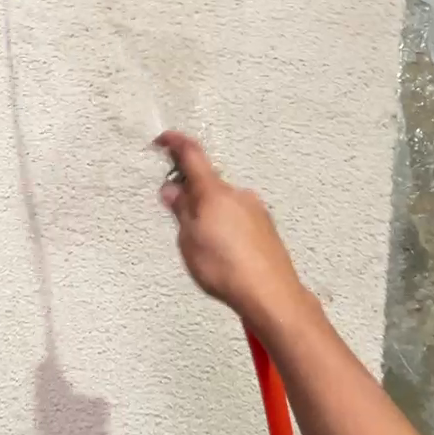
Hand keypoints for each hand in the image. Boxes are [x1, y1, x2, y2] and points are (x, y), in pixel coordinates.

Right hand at [154, 131, 306, 322]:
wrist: (270, 294)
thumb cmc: (225, 268)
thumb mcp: (189, 240)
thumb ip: (181, 210)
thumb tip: (173, 189)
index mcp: (215, 192)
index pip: (192, 155)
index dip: (175, 143)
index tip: (163, 140)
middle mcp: (238, 194)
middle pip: (207, 182)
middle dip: (189, 193)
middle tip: (176, 215)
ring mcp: (255, 209)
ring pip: (223, 201)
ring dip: (208, 212)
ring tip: (202, 245)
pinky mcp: (265, 226)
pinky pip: (237, 216)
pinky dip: (224, 224)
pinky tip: (223, 251)